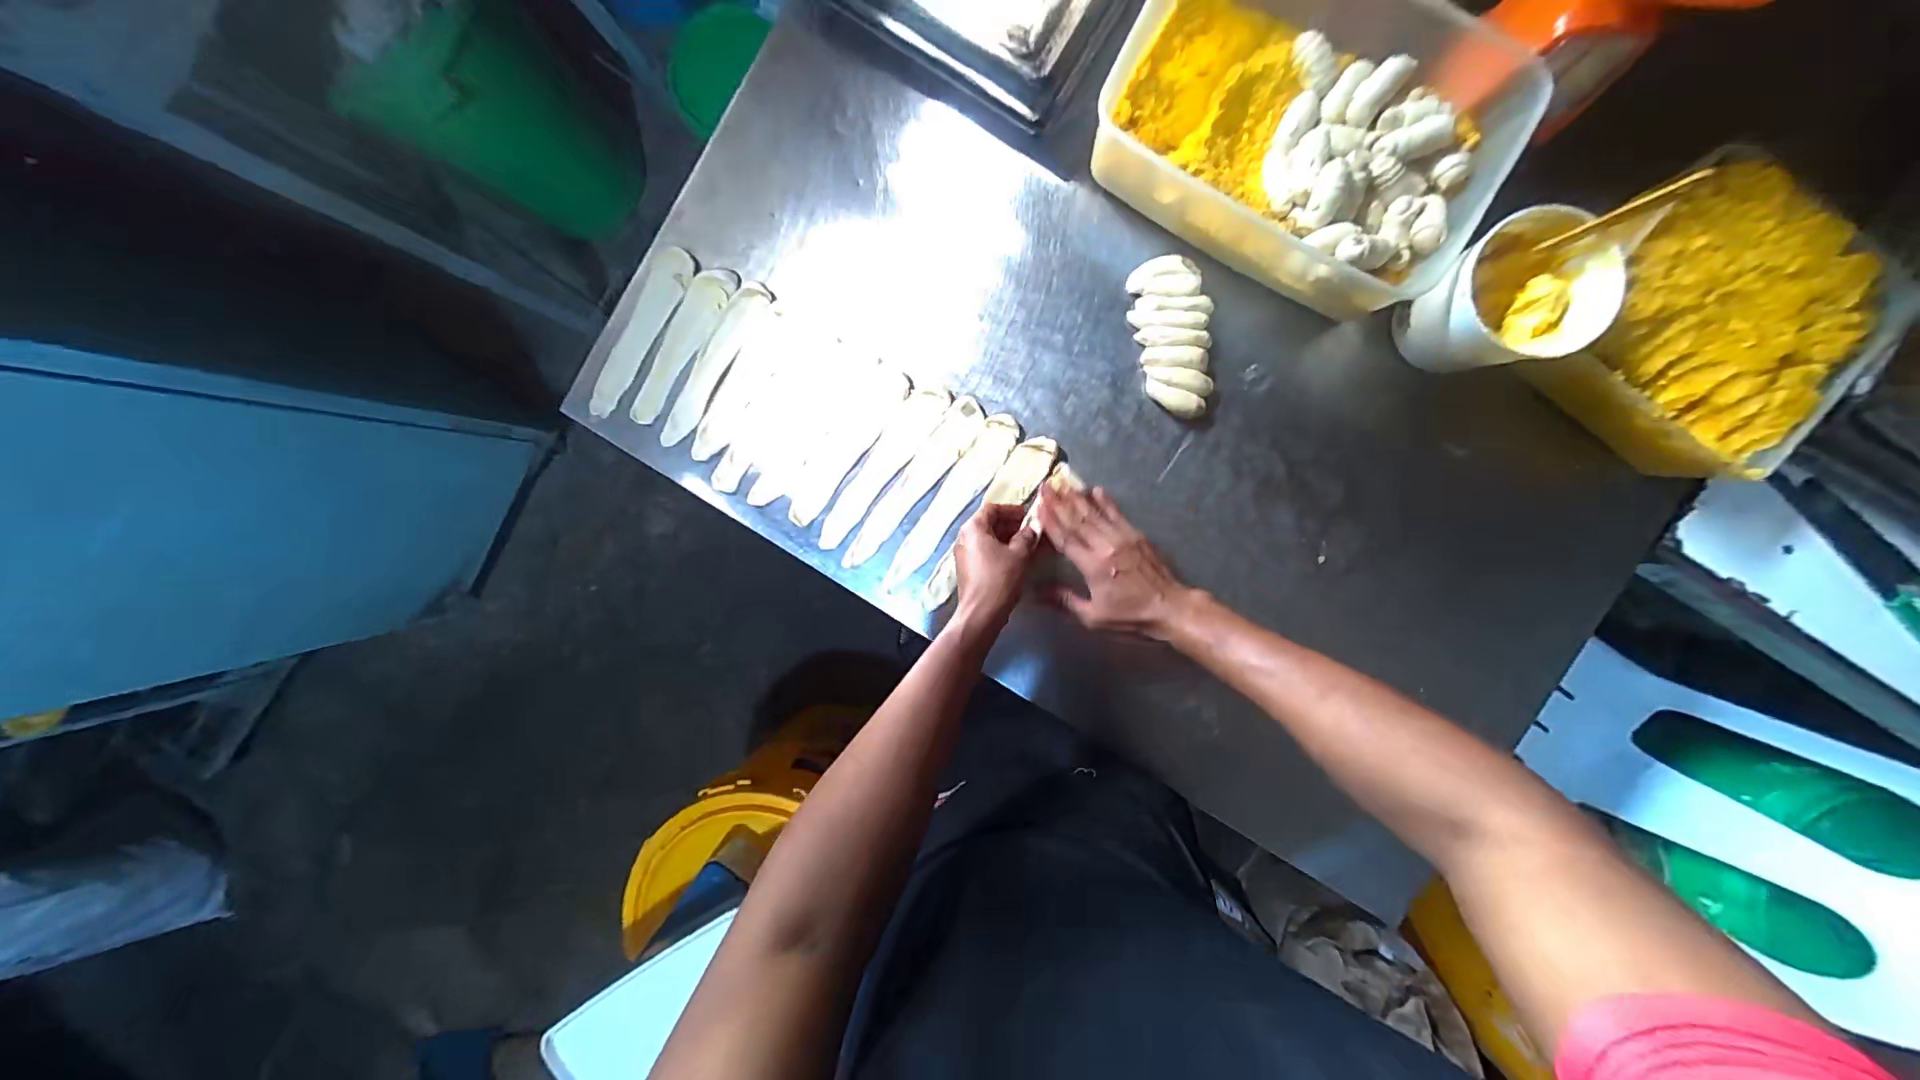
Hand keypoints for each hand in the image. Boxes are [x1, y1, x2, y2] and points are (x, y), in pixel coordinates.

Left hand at [951, 501, 1039, 629]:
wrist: (981, 612)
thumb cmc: (1000, 578)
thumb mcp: (1019, 554)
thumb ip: (1026, 536)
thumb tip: (1030, 530)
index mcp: (973, 528)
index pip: (992, 508)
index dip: (1011, 510)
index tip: (1027, 515)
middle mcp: (964, 537)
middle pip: (988, 522)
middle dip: (1010, 524)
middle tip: (1029, 530)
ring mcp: (963, 553)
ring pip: (987, 538)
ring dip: (1006, 538)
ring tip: (1026, 544)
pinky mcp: (967, 568)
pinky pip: (984, 551)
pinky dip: (999, 550)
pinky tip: (1015, 558)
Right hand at [1037, 486, 1197, 640]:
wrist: (1168, 605)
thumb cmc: (1130, 615)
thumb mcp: (1094, 616)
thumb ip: (1066, 601)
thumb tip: (1037, 593)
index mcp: (1093, 566)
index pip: (1066, 539)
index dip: (1051, 522)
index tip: (1039, 507)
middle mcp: (1105, 546)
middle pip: (1078, 521)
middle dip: (1060, 503)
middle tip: (1046, 487)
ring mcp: (1122, 537)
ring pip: (1095, 514)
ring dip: (1077, 498)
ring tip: (1063, 484)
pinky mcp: (1136, 535)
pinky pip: (1117, 514)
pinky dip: (1106, 501)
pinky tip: (1096, 490)